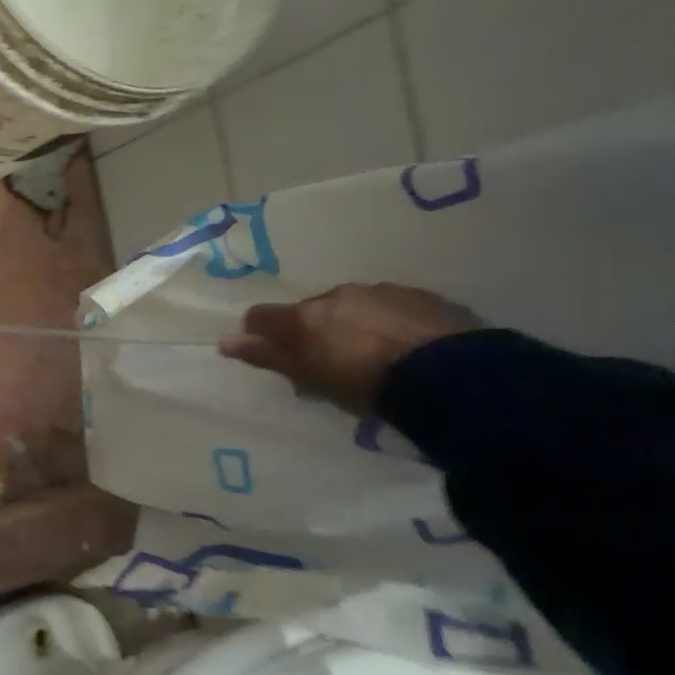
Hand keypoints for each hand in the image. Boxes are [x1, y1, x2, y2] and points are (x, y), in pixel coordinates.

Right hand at [219, 283, 480, 415]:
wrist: (449, 374)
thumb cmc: (363, 382)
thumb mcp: (310, 377)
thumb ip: (267, 357)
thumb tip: (225, 342)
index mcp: (304, 316)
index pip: (261, 316)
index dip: (260, 334)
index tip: (272, 355)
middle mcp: (338, 295)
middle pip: (309, 310)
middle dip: (311, 330)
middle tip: (326, 362)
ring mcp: (382, 291)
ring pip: (351, 305)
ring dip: (350, 324)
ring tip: (369, 354)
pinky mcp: (422, 296)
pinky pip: (389, 307)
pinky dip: (385, 323)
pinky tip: (401, 346)